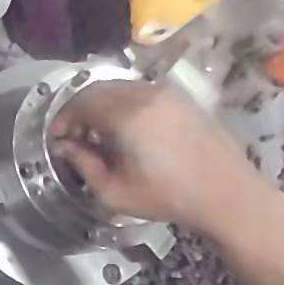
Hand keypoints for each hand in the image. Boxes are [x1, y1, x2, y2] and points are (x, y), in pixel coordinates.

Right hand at [50, 80, 283, 242]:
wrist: (226, 194)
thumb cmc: (168, 197)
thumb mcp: (114, 192)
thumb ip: (83, 164)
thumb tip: (65, 146)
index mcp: (127, 116)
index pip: (81, 104)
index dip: (63, 119)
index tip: (57, 138)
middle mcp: (146, 94)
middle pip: (98, 89)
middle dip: (79, 110)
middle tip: (74, 135)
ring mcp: (167, 92)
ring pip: (119, 87)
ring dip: (101, 105)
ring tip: (99, 133)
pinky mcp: (182, 97)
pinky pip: (140, 90)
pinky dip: (123, 103)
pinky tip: (126, 129)